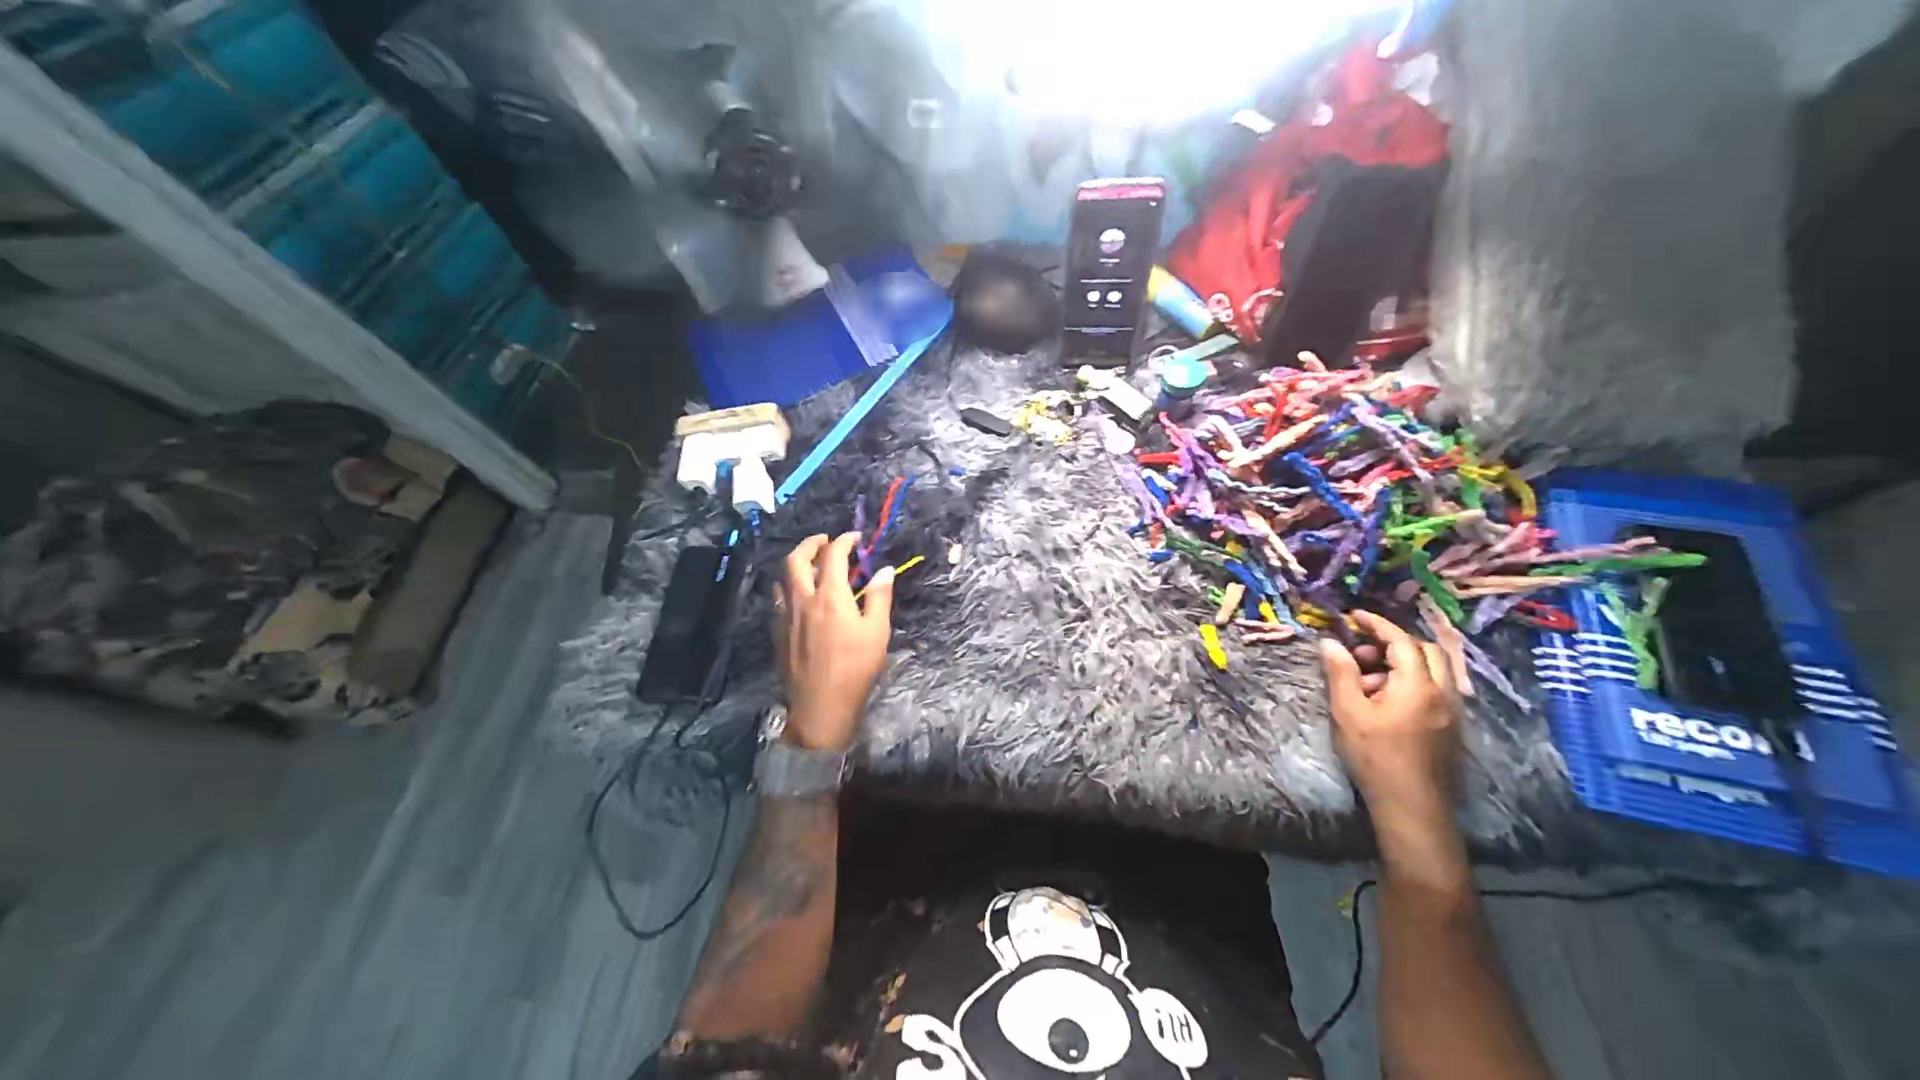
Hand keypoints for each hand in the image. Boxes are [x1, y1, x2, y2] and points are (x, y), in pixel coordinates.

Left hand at [772, 533, 894, 751]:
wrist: (820, 707)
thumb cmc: (855, 669)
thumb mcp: (877, 632)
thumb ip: (879, 597)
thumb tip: (884, 569)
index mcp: (830, 596)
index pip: (833, 556)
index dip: (844, 541)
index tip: (854, 538)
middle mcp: (803, 600)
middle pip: (795, 559)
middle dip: (810, 544)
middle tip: (824, 541)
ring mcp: (786, 616)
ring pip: (782, 578)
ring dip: (795, 565)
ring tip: (811, 566)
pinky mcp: (778, 633)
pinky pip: (779, 600)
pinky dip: (789, 588)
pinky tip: (802, 598)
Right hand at [1318, 610, 1462, 821]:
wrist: (1413, 806)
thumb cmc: (1376, 756)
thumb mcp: (1348, 711)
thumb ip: (1341, 673)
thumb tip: (1331, 642)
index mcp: (1419, 684)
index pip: (1401, 640)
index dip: (1377, 624)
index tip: (1354, 616)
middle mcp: (1444, 692)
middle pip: (1425, 650)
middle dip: (1393, 643)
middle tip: (1361, 653)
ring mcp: (1453, 711)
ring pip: (1433, 671)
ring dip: (1402, 664)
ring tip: (1367, 683)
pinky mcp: (1452, 728)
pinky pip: (1436, 689)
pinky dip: (1412, 682)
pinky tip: (1386, 702)